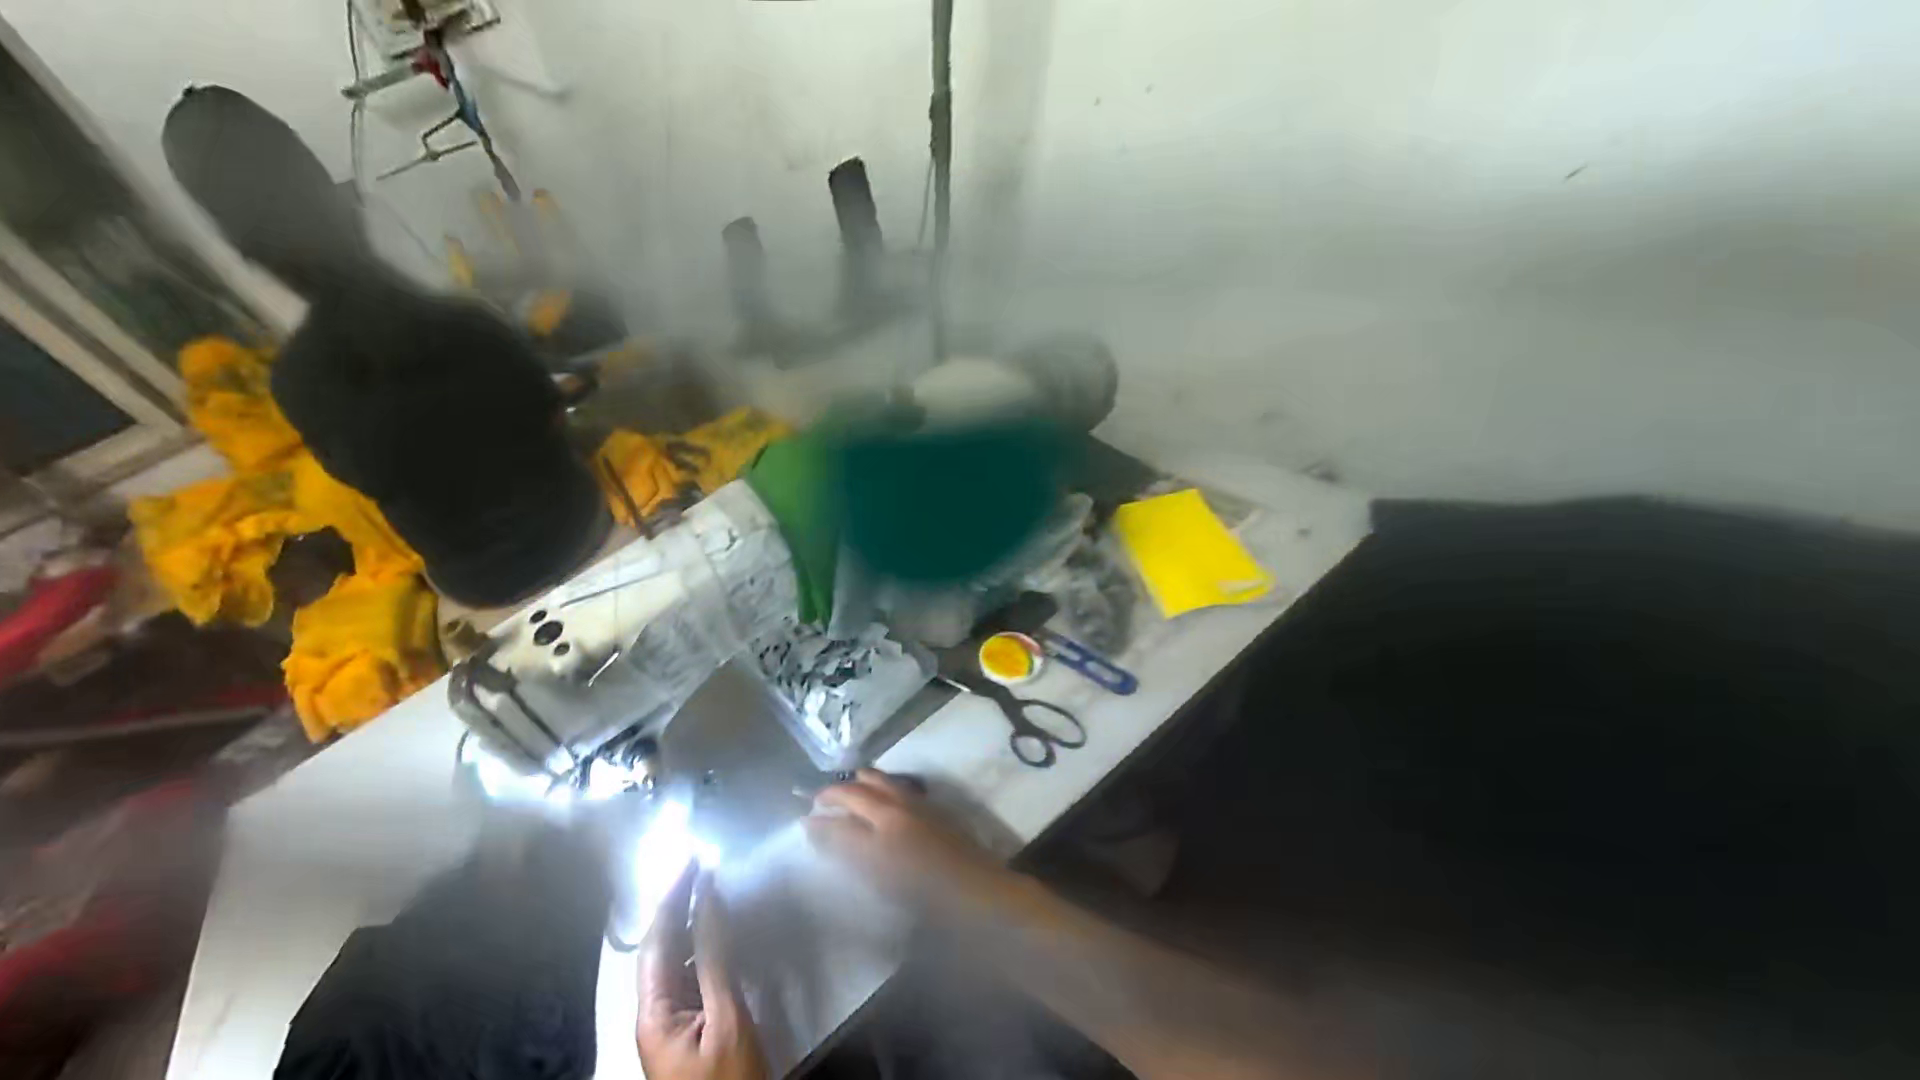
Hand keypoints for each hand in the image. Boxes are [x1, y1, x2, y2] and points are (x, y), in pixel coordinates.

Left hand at [636, 862, 767, 1079]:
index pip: (657, 940)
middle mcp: (655, 1013)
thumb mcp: (726, 1018)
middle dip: (677, 903)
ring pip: (675, 958)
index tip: (692, 861)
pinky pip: (691, 974)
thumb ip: (715, 958)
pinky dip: (702, 944)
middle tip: (699, 863)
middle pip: (661, 947)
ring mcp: (674, 1021)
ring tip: (706, 884)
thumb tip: (708, 901)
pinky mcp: (694, 1026)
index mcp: (653, 1013)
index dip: (672, 898)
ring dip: (688, 920)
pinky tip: (714, 928)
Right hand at [805, 769, 1025, 916]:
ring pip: (877, 779)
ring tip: (844, 790)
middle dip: (832, 793)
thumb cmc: (926, 899)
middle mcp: (893, 811)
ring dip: (856, 782)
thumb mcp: (880, 883)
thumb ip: (851, 856)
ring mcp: (913, 803)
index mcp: (879, 835)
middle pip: (855, 791)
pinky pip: (895, 784)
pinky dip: (878, 783)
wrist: (976, 888)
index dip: (818, 822)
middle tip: (817, 801)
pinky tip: (876, 794)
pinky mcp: (928, 804)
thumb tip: (824, 838)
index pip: (838, 823)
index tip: (803, 822)